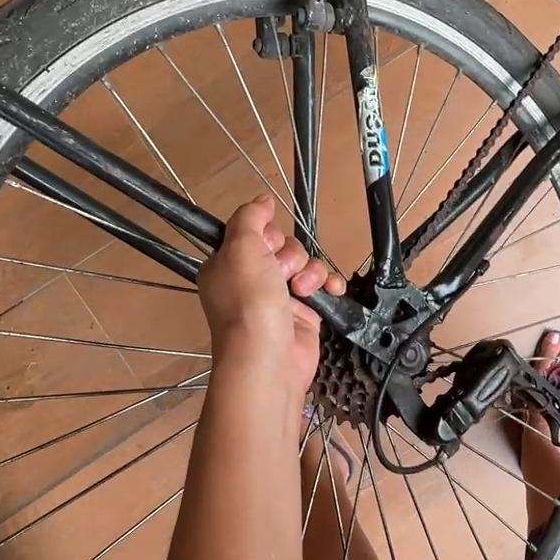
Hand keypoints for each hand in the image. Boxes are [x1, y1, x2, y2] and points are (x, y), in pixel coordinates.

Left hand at [197, 195, 343, 392]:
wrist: (269, 359)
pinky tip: (330, 291)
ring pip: (306, 263)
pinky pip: (322, 286)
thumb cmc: (249, 304)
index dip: (266, 236)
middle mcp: (252, 279)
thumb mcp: (241, 249)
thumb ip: (250, 218)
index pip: (254, 233)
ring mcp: (279, 296)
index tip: (265, 248)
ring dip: (310, 271)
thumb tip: (263, 200)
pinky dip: (329, 285)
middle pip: (284, 246)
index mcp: (229, 265)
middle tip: (282, 275)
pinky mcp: (304, 311)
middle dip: (290, 256)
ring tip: (302, 289)